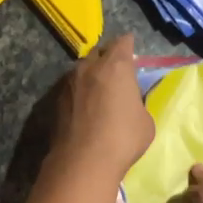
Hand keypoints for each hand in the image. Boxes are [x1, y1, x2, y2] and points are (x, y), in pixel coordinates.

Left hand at [51, 35, 154, 183]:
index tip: (131, 48)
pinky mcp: (57, 98)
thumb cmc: (123, 138)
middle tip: (116, 70)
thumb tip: (129, 102)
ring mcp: (70, 81)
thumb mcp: (145, 120)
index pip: (123, 42)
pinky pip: (72, 86)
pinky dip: (80, 90)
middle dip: (108, 56)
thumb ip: (137, 102)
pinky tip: (85, 106)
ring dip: (91, 73)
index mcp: (116, 66)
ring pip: (83, 68)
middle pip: (99, 51)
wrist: (83, 161)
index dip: (128, 44)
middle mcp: (90, 66)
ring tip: (99, 89)